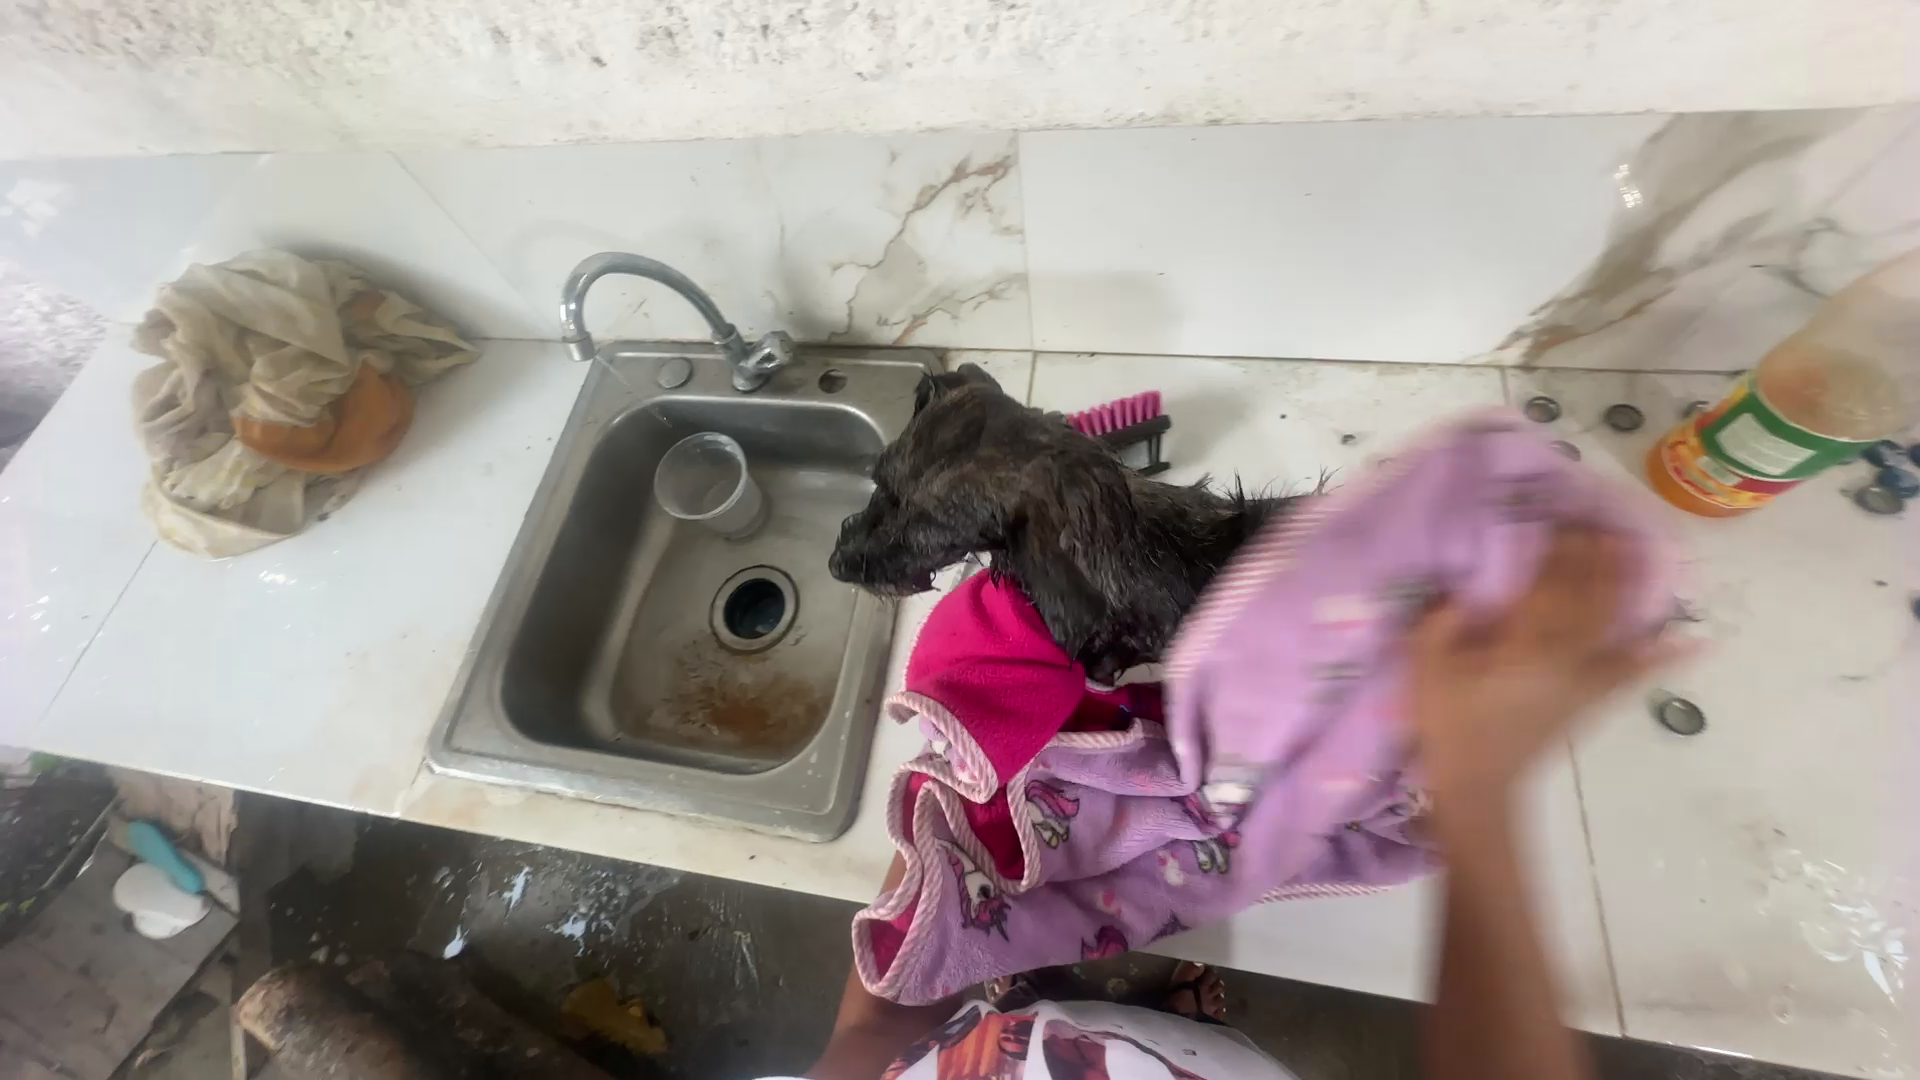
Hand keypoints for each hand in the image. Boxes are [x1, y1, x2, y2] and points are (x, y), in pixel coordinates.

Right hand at [1405, 526, 1686, 809]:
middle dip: (1595, 559)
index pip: (1549, 586)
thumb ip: (1443, 625)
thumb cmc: (1447, 722)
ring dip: (1628, 586)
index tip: (1561, 518)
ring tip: (1636, 550)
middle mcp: (1566, 657)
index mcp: (1525, 646)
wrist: (1477, 782)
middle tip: (1598, 522)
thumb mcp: (1425, 668)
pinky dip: (1662, 655)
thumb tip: (1463, 593)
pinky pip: (1633, 673)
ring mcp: (1585, 680)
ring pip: (1616, 625)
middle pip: (1589, 598)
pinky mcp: (1591, 700)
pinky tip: (1691, 639)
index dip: (1558, 551)